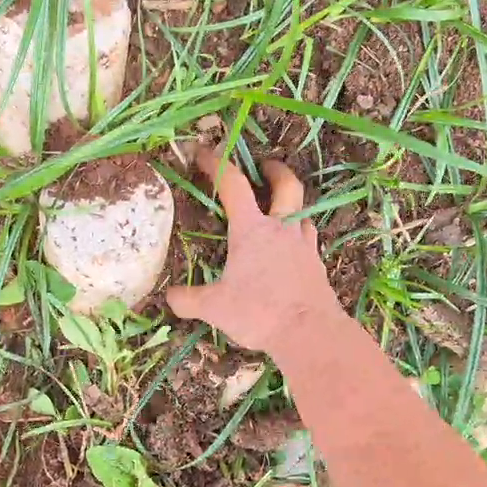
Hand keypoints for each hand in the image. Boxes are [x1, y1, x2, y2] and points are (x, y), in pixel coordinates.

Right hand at [166, 146, 341, 354]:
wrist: (309, 332)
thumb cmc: (258, 312)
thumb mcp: (213, 308)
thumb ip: (188, 300)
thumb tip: (169, 297)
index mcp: (251, 230)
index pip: (232, 184)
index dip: (216, 164)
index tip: (203, 153)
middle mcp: (280, 229)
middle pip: (286, 185)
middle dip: (275, 171)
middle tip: (265, 167)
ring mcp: (304, 246)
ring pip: (302, 213)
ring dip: (291, 206)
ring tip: (280, 213)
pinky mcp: (316, 266)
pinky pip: (308, 241)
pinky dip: (298, 238)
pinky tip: (291, 251)